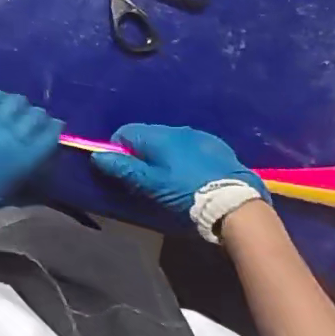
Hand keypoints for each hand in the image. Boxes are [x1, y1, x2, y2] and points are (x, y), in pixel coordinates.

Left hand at [0, 90, 62, 224]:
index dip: (53, 128)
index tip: (49, 128)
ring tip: (11, 111)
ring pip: (16, 100)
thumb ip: (30, 170)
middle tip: (28, 121)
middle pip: (36, 114)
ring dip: (17, 105)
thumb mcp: (11, 189)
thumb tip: (42, 159)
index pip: (52, 131)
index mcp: (27, 156)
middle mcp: (15, 134)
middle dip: (36, 116)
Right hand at [91, 124, 267, 241]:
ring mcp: (202, 137)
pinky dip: (185, 159)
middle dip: (141, 154)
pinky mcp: (220, 149)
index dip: (117, 150)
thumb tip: (97, 154)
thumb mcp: (149, 185)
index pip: (125, 131)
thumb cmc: (185, 194)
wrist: (237, 206)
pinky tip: (191, 178)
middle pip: (148, 136)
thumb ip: (122, 168)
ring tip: (168, 181)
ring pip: (171, 142)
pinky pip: (191, 149)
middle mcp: (179, 129)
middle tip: (144, 180)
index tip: (122, 172)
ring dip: (164, 157)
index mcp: (159, 136)